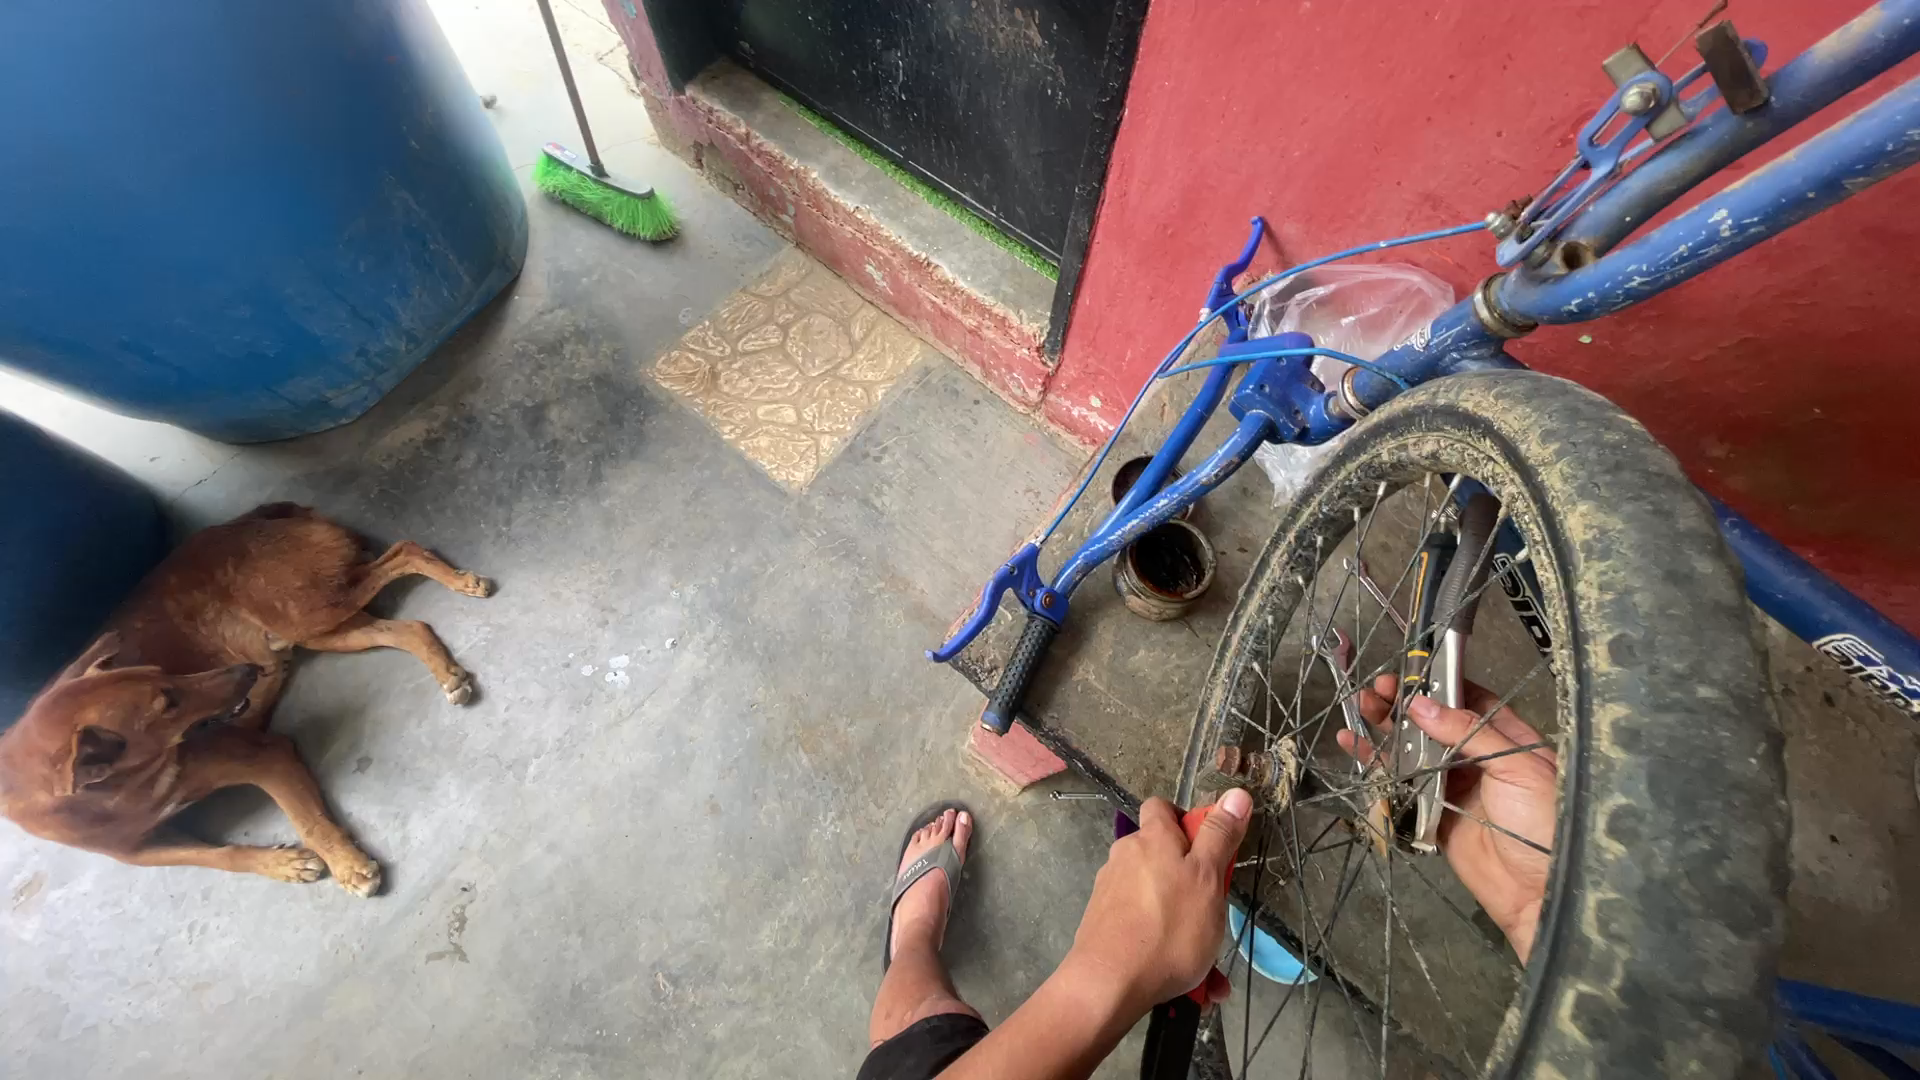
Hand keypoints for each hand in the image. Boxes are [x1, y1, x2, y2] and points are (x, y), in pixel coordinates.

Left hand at [1062, 789, 1250, 1013]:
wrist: (1109, 981)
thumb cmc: (1168, 926)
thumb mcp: (1207, 878)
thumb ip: (1220, 837)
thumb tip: (1236, 794)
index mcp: (1152, 837)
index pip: (1162, 807)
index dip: (1185, 820)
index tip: (1208, 848)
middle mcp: (1126, 855)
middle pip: (1162, 857)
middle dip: (1192, 886)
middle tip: (1213, 915)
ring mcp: (1112, 888)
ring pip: (1159, 900)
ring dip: (1185, 928)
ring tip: (1209, 968)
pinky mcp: (1105, 921)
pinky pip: (1145, 927)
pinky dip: (1167, 948)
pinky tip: (1190, 984)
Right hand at [1340, 676, 1555, 961]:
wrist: (1538, 893)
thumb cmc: (1542, 822)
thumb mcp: (1516, 768)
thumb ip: (1467, 732)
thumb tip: (1418, 703)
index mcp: (1508, 742)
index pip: (1470, 701)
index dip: (1439, 684)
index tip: (1408, 670)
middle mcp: (1476, 758)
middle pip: (1432, 721)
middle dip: (1403, 702)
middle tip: (1376, 688)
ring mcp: (1449, 782)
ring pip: (1409, 745)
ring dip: (1383, 724)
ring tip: (1359, 706)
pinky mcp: (1426, 807)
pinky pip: (1394, 778)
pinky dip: (1370, 759)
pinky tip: (1349, 742)